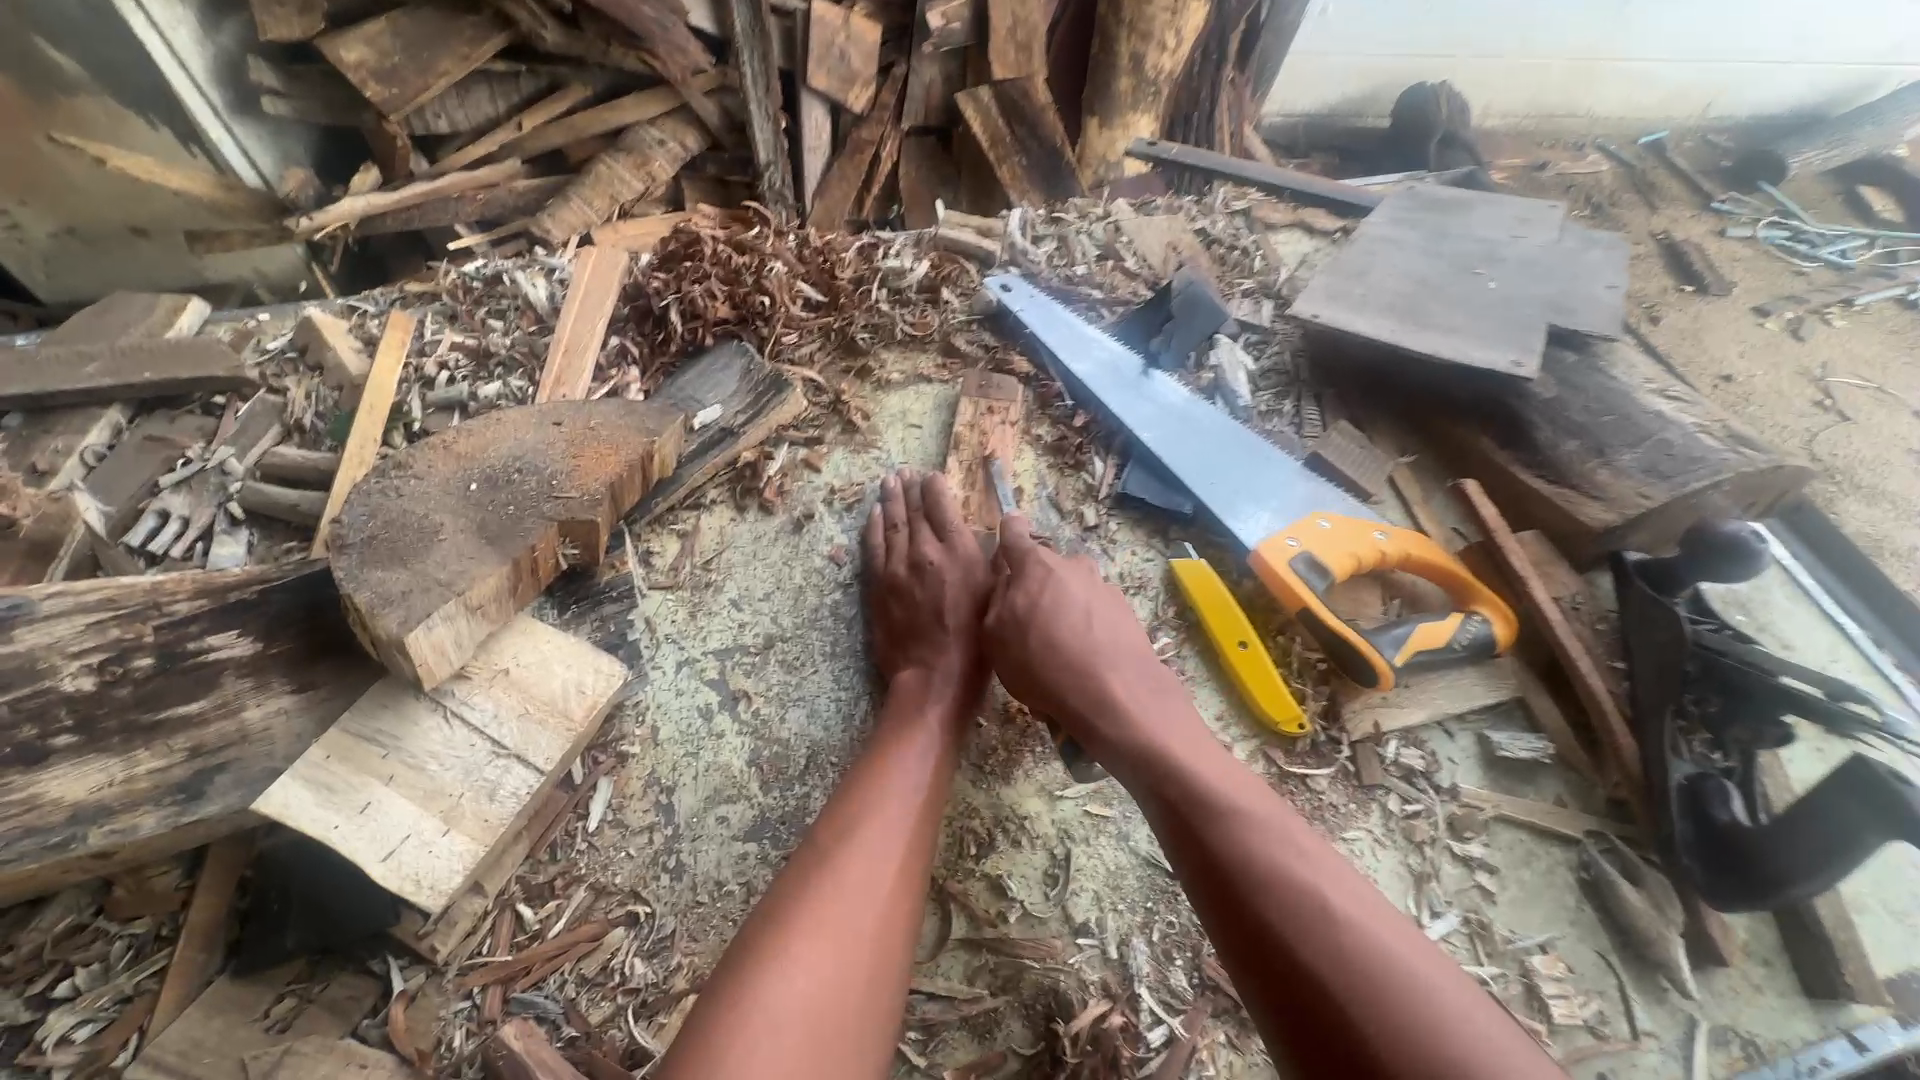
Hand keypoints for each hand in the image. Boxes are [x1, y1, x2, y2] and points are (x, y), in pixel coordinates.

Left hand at [862, 468, 992, 708]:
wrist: (934, 677)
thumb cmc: (976, 643)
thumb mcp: (995, 596)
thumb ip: (991, 561)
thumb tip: (991, 537)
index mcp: (959, 551)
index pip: (942, 505)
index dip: (935, 486)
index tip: (931, 475)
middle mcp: (925, 552)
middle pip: (914, 509)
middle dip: (909, 487)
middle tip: (905, 471)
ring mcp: (897, 568)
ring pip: (891, 524)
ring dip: (889, 500)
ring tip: (888, 482)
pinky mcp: (878, 586)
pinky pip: (873, 547)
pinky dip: (873, 527)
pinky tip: (873, 515)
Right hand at [983, 515, 1208, 768]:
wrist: (1115, 692)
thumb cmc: (1041, 662)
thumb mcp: (995, 637)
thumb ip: (996, 600)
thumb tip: (1006, 583)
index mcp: (1034, 565)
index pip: (1014, 531)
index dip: (1008, 533)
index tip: (1006, 544)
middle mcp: (1071, 565)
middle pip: (1047, 566)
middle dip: (1037, 586)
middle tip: (1029, 623)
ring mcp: (1102, 586)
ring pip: (1074, 590)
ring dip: (1064, 609)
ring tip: (1060, 650)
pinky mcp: (1125, 610)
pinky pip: (1096, 612)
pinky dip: (1088, 628)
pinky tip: (1085, 661)